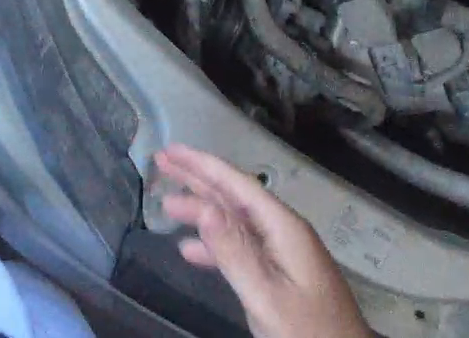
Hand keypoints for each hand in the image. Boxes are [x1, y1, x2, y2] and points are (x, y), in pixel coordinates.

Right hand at [156, 144, 366, 337]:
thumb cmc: (308, 334)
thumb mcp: (266, 296)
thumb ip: (233, 250)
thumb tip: (202, 206)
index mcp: (283, 227)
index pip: (236, 183)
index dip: (201, 164)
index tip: (170, 150)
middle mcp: (283, 231)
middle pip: (233, 195)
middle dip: (197, 178)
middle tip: (160, 163)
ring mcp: (283, 254)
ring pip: (234, 221)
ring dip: (200, 211)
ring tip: (166, 205)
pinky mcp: (281, 275)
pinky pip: (241, 248)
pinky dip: (214, 244)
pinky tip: (189, 250)